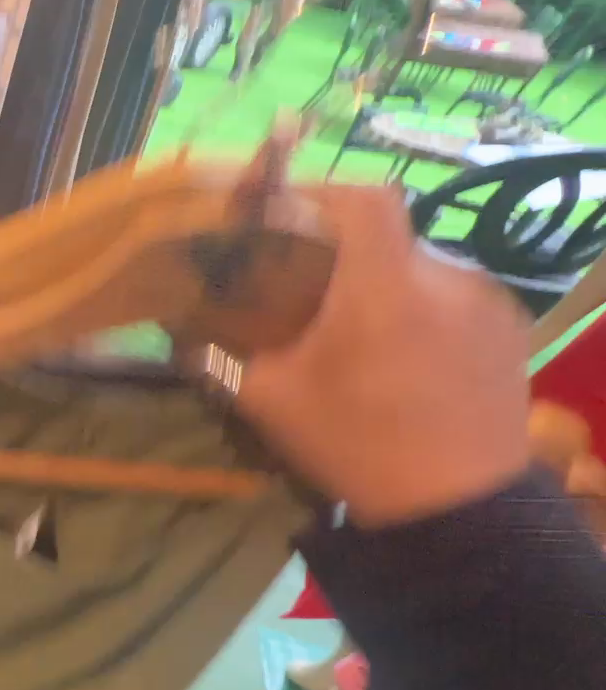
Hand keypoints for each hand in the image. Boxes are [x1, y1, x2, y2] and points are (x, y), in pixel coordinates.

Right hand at [234, 182, 532, 526]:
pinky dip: (409, 308)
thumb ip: (224, 354)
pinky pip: (446, 295)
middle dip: (335, 254)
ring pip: (413, 267)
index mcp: (381, 290)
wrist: (452, 499)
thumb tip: (181, 329)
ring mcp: (486, 299)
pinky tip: (389, 355)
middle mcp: (444, 277)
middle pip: (383, 237)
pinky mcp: (507, 325)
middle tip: (295, 293)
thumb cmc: (350, 441)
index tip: (280, 207)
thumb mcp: (265, 400)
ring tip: (341, 334)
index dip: (319, 189)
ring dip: (373, 284)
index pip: (364, 200)